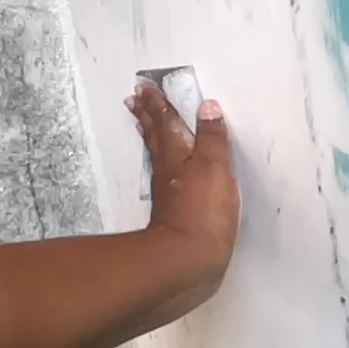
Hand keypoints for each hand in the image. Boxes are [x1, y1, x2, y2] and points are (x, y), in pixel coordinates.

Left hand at [127, 82, 238, 287]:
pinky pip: (164, 173)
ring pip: (157, 153)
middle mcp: (168, 169)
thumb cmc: (203, 211)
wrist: (187, 260)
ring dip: (149, 134)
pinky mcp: (172, 210)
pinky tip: (165, 165)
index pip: (167, 122)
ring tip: (141, 121)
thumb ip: (212, 138)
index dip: (158, 104)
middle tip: (133, 99)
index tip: (143, 88)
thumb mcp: (215, 169)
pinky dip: (162, 160)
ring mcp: (168, 190)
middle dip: (146, 116)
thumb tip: (207, 105)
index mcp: (179, 154)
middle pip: (155, 136)